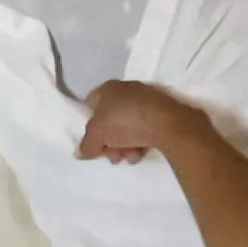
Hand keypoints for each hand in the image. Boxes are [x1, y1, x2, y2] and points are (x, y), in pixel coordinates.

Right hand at [77, 81, 209, 163]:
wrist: (167, 123)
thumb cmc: (125, 122)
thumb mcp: (97, 136)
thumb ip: (86, 145)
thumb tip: (80, 153)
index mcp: (107, 88)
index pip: (90, 105)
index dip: (89, 125)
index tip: (94, 142)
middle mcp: (126, 90)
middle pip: (110, 119)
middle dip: (109, 142)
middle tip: (113, 157)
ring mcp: (146, 99)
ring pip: (128, 125)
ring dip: (125, 145)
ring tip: (130, 158)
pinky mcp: (162, 110)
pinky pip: (145, 126)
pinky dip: (141, 140)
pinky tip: (141, 153)